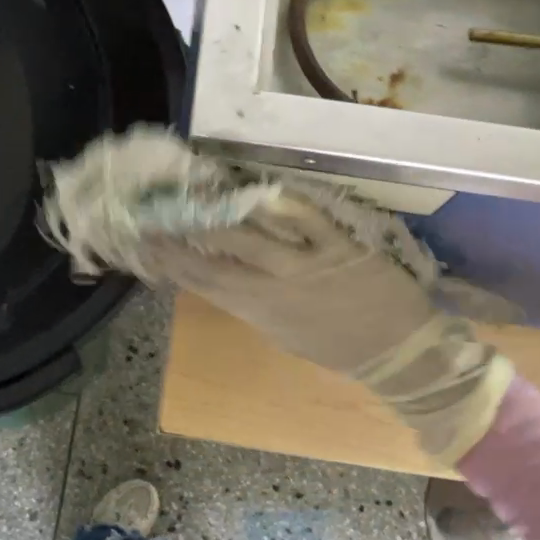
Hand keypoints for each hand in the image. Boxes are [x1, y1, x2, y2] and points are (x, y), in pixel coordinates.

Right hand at [147, 196, 514, 463]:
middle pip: (216, 258)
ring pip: (250, 236)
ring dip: (215, 215)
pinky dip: (278, 203)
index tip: (142, 243)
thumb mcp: (284, 332)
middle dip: (179, 235)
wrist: (397, 352)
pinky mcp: (338, 246)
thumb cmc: (338, 345)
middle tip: (149, 211)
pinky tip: (253, 188)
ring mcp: (305, 265)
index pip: (203, 283)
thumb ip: (253, 303)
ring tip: (189, 193)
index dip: (171, 262)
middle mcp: (273, 288)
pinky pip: (304, 219)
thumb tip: (224, 278)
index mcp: (258, 311)